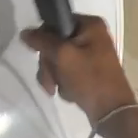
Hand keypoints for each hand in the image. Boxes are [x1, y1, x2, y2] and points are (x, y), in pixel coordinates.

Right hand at [21, 15, 137, 124]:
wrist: (113, 114)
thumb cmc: (90, 79)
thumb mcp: (63, 56)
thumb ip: (42, 41)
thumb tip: (25, 33)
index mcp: (90, 24)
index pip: (55, 22)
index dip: (44, 40)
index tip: (40, 57)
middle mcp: (92, 35)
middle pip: (55, 43)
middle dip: (49, 64)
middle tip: (51, 81)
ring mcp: (92, 54)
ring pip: (59, 59)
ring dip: (55, 75)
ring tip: (57, 90)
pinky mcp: (90, 71)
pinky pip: (68, 71)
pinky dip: (64, 82)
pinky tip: (70, 93)